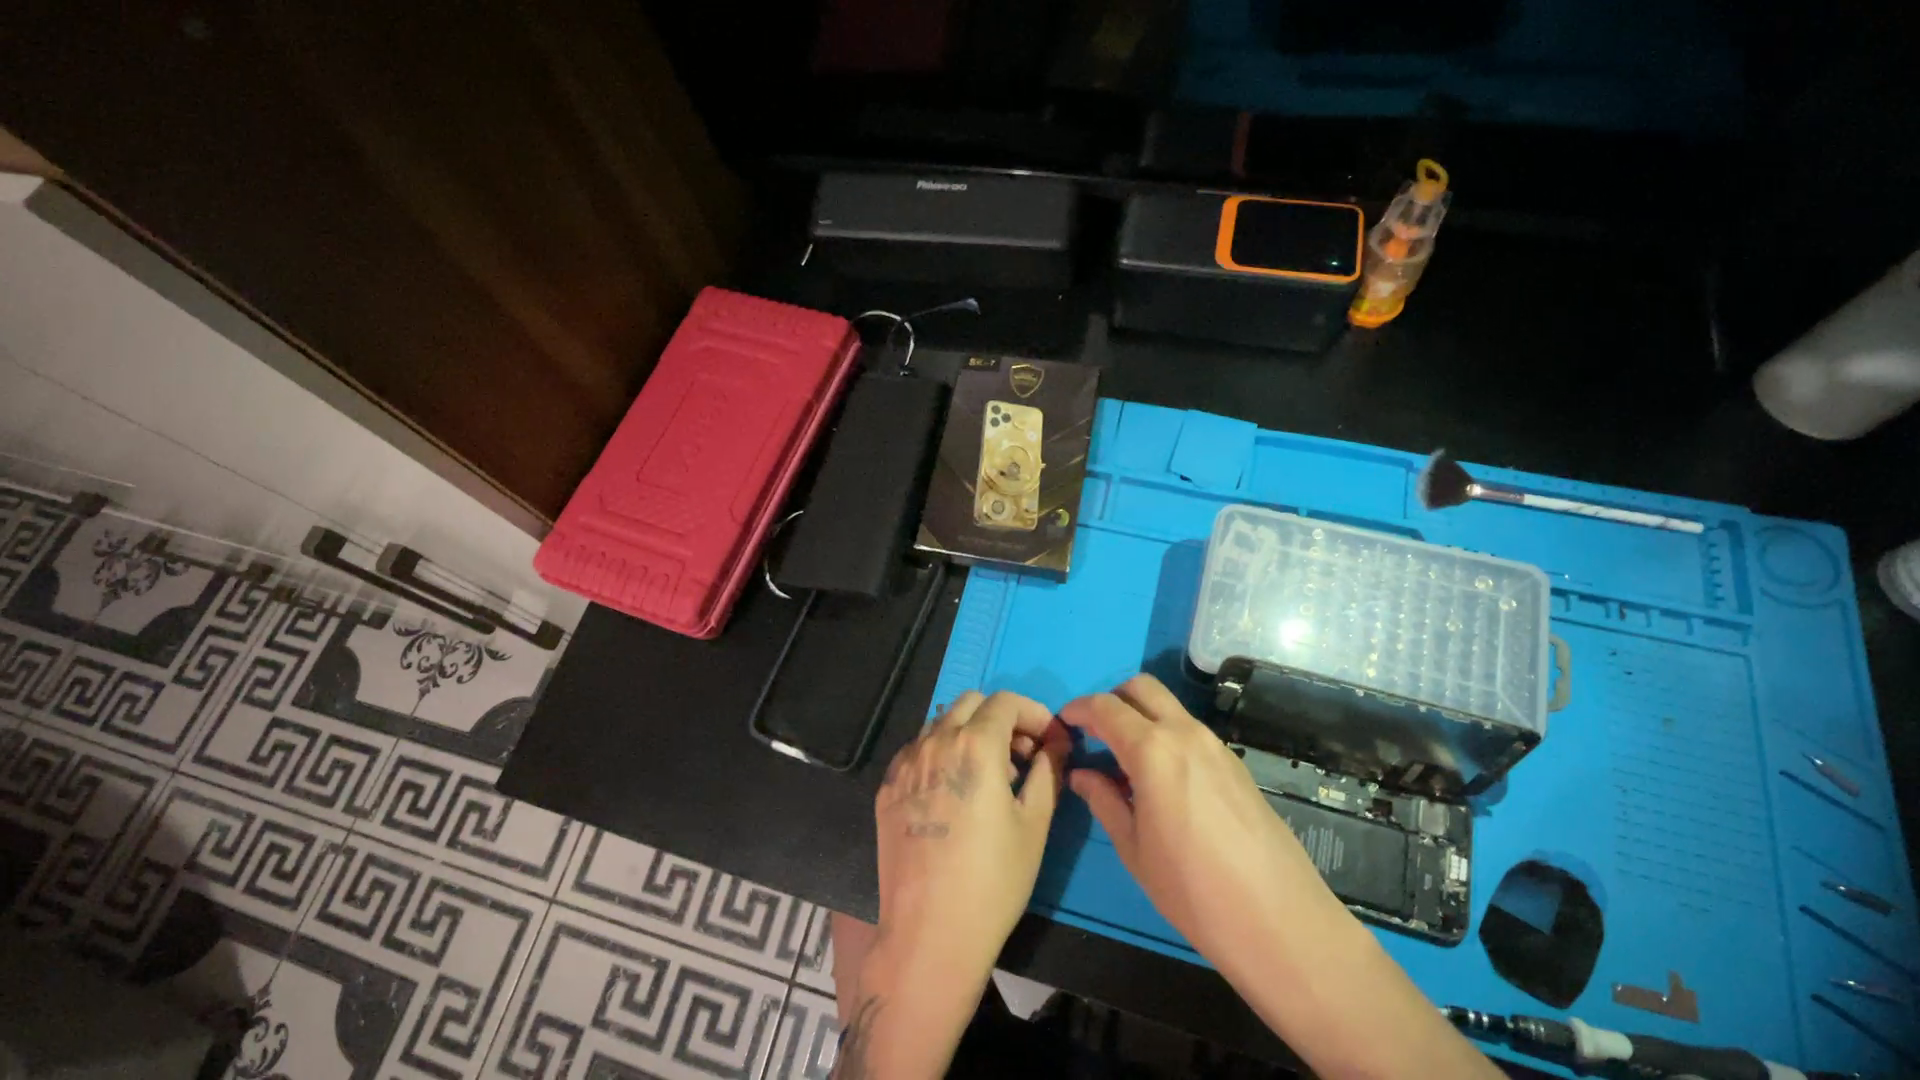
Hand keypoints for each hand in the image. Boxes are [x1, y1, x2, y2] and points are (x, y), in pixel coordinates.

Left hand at [874, 689, 1069, 981]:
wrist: (930, 931)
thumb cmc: (994, 879)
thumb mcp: (1035, 823)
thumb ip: (1048, 771)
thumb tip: (1056, 744)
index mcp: (974, 745)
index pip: (1006, 702)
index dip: (1034, 714)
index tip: (1049, 740)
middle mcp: (934, 743)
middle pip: (970, 704)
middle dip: (1001, 719)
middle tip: (1022, 756)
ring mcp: (904, 765)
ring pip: (940, 725)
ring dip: (969, 734)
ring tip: (989, 778)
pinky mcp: (887, 789)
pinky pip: (916, 753)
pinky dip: (941, 756)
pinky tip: (954, 794)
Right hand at [1059, 674, 1344, 977]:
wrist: (1276, 917)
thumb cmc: (1191, 888)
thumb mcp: (1133, 848)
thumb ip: (1104, 801)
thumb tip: (1083, 774)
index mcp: (1153, 750)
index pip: (1106, 708)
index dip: (1079, 709)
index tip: (1064, 723)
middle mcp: (1186, 734)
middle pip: (1142, 689)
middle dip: (1113, 700)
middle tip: (1094, 733)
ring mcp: (1216, 746)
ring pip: (1170, 708)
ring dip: (1142, 718)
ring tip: (1124, 761)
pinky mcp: (1236, 765)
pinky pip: (1191, 733)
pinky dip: (1166, 737)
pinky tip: (1160, 780)